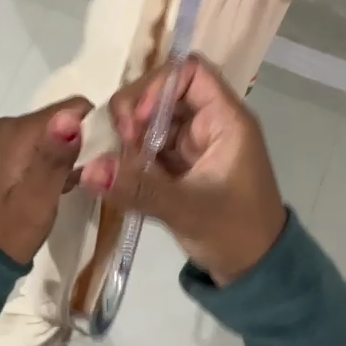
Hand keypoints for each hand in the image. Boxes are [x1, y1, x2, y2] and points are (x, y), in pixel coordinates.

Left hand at [0, 97, 92, 262]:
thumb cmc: (6, 233)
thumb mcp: (37, 201)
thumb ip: (55, 158)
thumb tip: (72, 117)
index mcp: (18, 132)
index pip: (75, 108)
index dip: (98, 128)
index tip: (106, 160)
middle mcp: (9, 127)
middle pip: (64, 119)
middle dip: (85, 143)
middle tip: (93, 178)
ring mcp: (3, 141)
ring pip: (54, 135)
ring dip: (71, 157)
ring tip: (77, 186)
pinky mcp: (2, 156)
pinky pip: (39, 148)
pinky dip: (54, 164)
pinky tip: (57, 189)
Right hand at [81, 59, 285, 283]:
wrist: (256, 273)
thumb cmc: (236, 234)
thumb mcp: (187, 210)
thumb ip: (139, 188)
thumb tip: (89, 170)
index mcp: (226, 120)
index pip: (190, 72)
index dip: (158, 86)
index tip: (136, 121)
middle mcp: (210, 125)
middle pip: (165, 92)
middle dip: (136, 112)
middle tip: (120, 143)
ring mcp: (195, 147)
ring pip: (154, 121)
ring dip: (131, 136)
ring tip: (118, 165)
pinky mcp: (182, 169)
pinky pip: (151, 149)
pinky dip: (133, 158)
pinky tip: (119, 176)